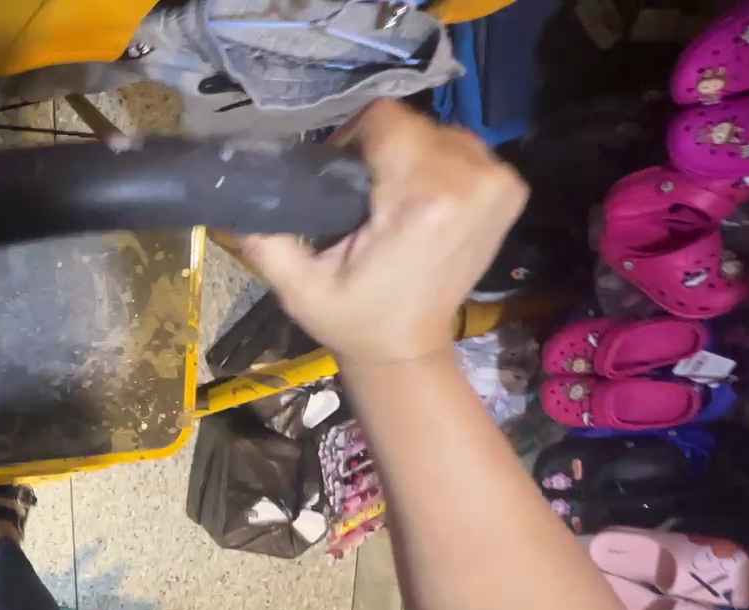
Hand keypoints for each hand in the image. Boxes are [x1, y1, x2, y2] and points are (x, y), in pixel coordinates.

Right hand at [240, 101, 526, 367]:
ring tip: (388, 202)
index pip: (385, 120)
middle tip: (358, 198)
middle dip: (381, 152)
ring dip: (410, 158)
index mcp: (421, 200)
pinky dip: (438, 168)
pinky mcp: (511, 189)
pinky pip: (465, 151)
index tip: (337, 177)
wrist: (407, 350)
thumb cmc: (353, 321)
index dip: (351, 138)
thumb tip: (237, 208)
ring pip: (440, 134)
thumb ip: (268, 244)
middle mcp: (472, 180)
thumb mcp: (300, 290)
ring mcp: (499, 183)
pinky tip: (419, 204)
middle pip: (413, 125)